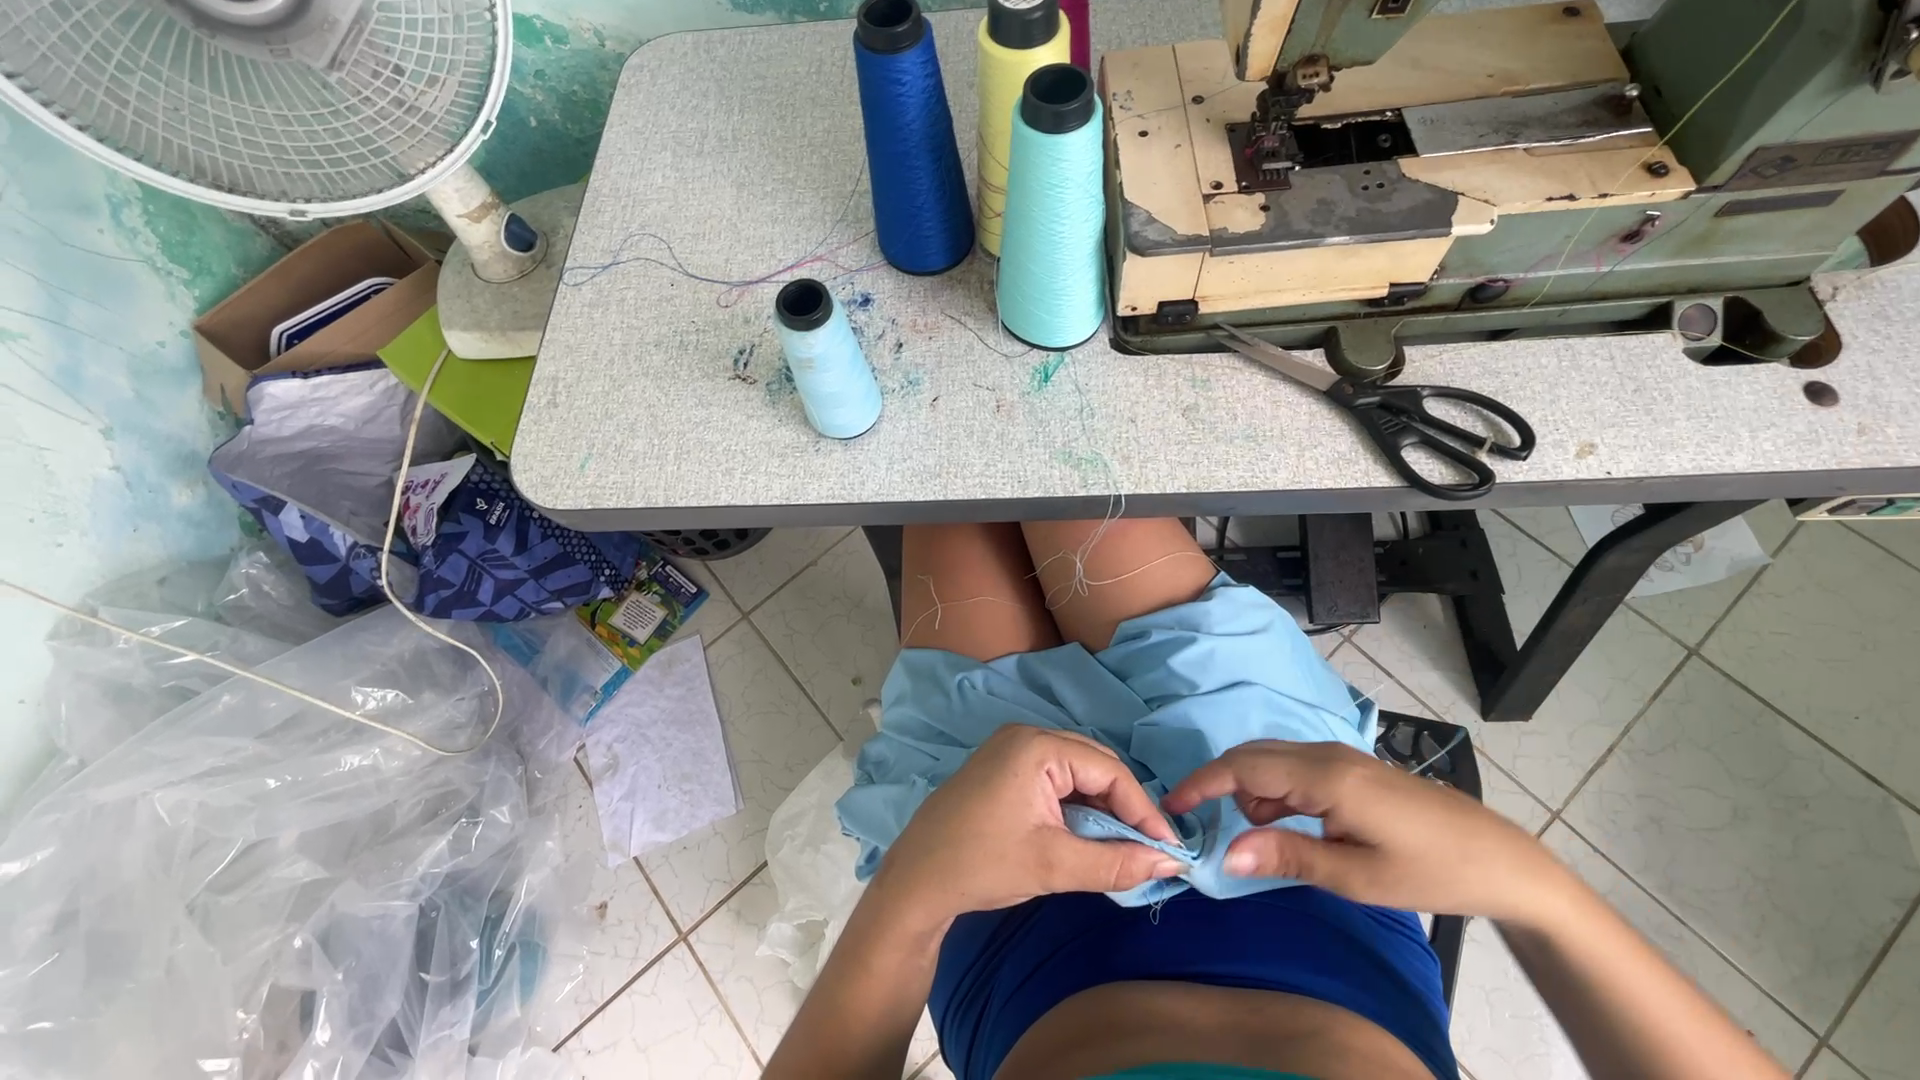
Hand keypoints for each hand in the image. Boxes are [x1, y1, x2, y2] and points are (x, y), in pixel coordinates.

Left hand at [872, 726, 1185, 924]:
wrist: (915, 881)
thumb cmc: (982, 865)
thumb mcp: (1054, 866)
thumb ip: (1116, 863)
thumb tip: (1170, 865)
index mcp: (1037, 746)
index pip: (1110, 771)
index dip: (1144, 811)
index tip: (1168, 849)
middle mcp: (1025, 736)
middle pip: (1095, 765)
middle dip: (1125, 807)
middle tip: (1148, 849)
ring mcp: (1011, 750)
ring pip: (1077, 773)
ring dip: (1102, 808)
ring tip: (1122, 847)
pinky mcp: (1003, 769)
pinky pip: (1055, 779)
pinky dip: (1076, 806)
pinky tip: (1086, 836)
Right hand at [1162, 740, 1575, 925]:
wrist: (1501, 861)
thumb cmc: (1430, 872)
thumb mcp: (1354, 876)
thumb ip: (1286, 857)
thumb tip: (1224, 854)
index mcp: (1325, 777)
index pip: (1242, 766)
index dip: (1201, 783)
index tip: (1171, 807)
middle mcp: (1326, 754)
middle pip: (1251, 755)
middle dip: (1220, 787)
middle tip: (1203, 828)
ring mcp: (1340, 756)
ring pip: (1271, 760)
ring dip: (1250, 792)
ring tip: (1258, 840)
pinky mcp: (1350, 767)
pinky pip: (1293, 767)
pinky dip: (1274, 791)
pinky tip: (1286, 826)